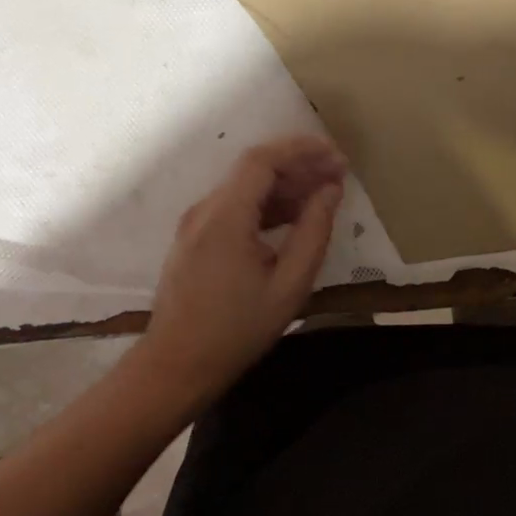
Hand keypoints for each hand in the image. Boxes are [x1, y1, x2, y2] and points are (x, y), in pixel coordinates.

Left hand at [140, 136, 346, 393]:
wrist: (176, 366)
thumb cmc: (236, 330)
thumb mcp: (289, 285)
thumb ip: (313, 232)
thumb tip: (331, 190)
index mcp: (226, 217)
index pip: (263, 159)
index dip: (302, 150)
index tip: (337, 158)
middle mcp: (205, 211)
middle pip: (254, 169)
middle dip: (299, 165)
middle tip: (339, 174)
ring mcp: (195, 225)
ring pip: (244, 187)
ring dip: (285, 185)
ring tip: (324, 194)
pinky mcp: (194, 240)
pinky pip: (234, 207)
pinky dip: (267, 204)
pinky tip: (294, 218)